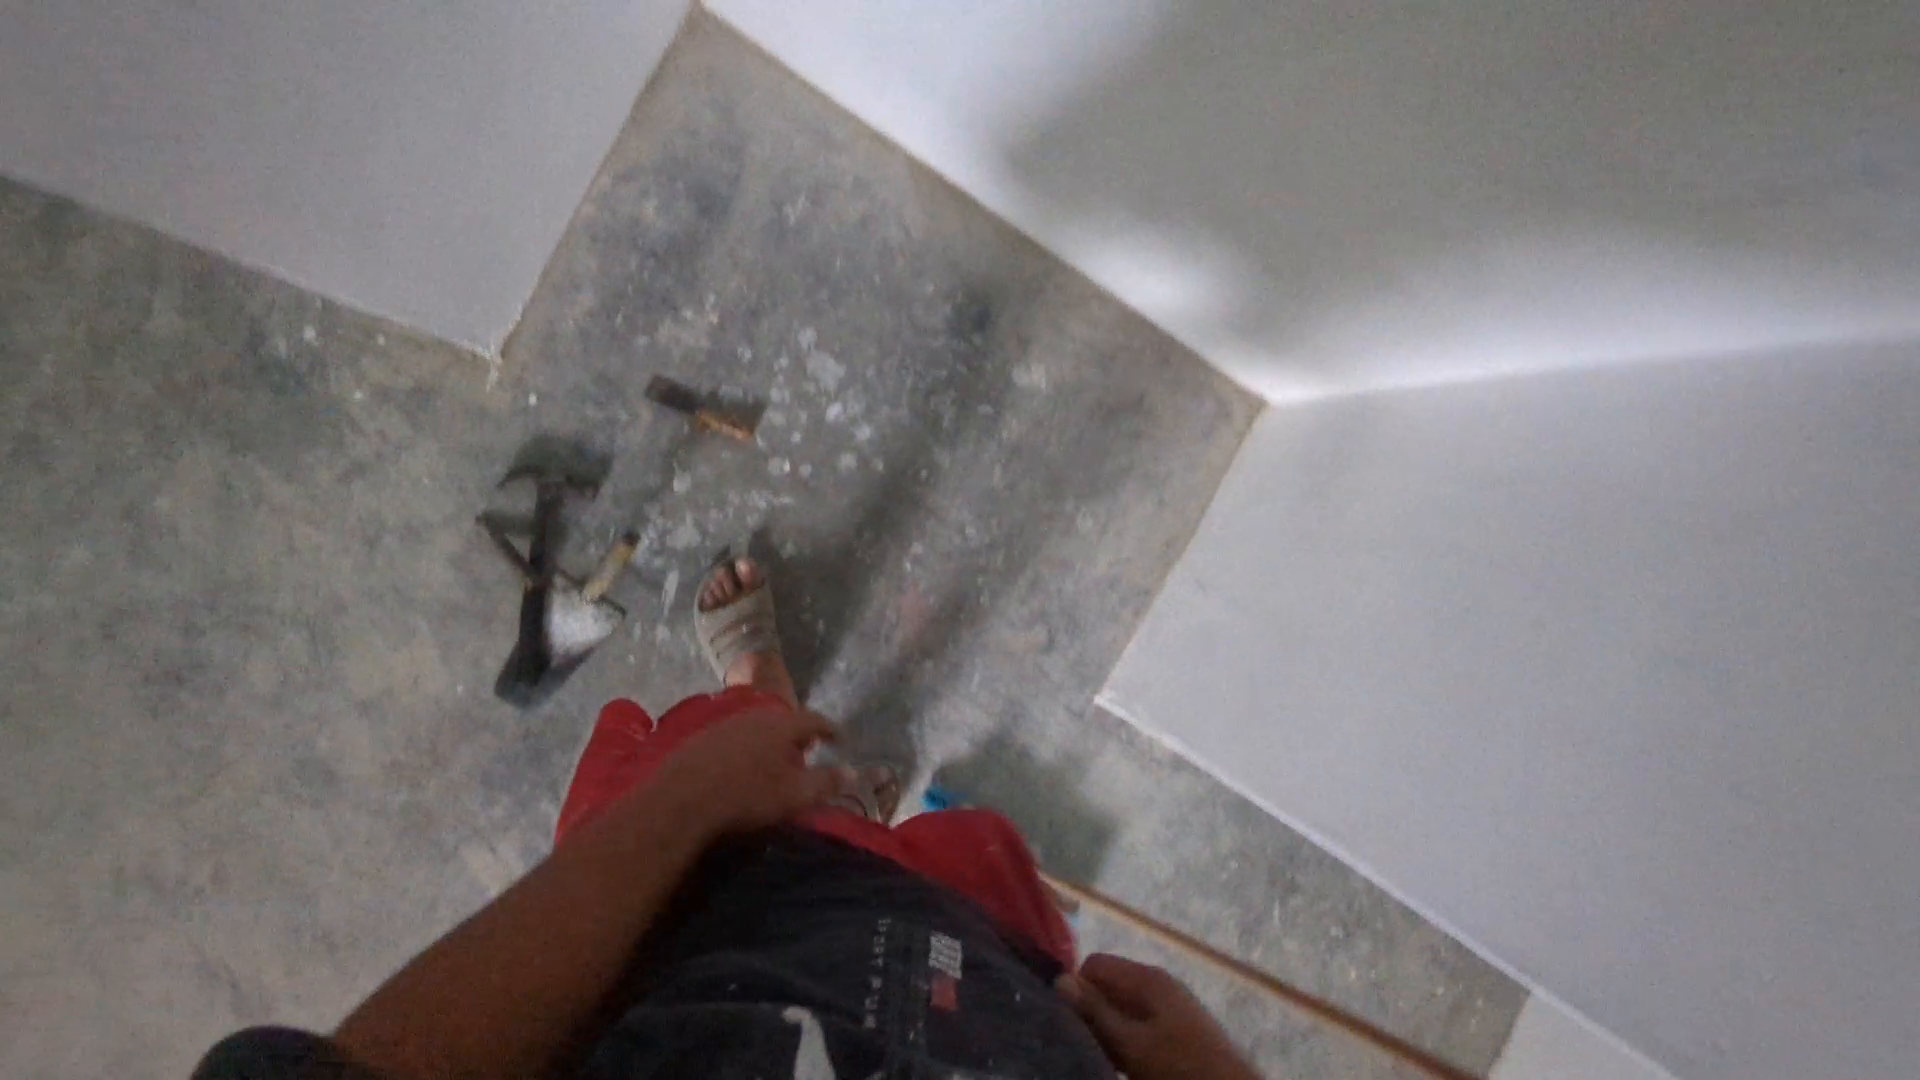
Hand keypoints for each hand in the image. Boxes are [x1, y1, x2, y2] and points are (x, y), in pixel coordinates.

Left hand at [643, 706, 847, 837]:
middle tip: (808, 752)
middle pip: (785, 721)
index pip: (815, 720)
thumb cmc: (747, 796)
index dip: (831, 729)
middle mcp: (756, 716)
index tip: (840, 739)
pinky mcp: (702, 739)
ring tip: (776, 761)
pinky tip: (742, 767)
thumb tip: (855, 772)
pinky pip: (735, 739)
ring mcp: (726, 725)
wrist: (682, 800)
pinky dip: (747, 749)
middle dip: (799, 735)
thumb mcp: (795, 795)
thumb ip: (827, 782)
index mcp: (783, 725)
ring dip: (771, 741)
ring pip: (758, 728)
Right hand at [1056, 954, 1260, 1079]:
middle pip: (1110, 985)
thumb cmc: (1181, 1069)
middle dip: (1094, 1013)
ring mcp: (1173, 1006)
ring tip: (1106, 1061)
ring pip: (1126, 1008)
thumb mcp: (1131, 1045)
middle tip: (1087, 1048)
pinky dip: (1130, 1041)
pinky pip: (1143, 1024)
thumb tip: (1059, 979)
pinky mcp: (1183, 1029)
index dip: (1078, 991)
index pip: (1094, 965)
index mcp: (1147, 977)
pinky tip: (1129, 1068)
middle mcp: (1159, 982)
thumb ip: (1096, 1012)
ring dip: (1112, 1031)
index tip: (1071, 1025)